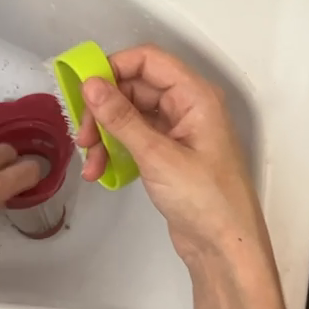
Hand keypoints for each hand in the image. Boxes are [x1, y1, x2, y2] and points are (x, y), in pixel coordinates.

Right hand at [76, 45, 268, 261]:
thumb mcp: (157, 155)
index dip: (113, 68)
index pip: (147, 61)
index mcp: (195, 96)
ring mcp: (177, 131)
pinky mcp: (168, 154)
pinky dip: (114, 150)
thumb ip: (121, 118)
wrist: (225, 247)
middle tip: (83, 136)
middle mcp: (187, 107)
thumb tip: (91, 85)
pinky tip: (100, 171)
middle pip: (134, 88)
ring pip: (130, 115)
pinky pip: (134, 138)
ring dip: (105, 134)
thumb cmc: (206, 200)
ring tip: (90, 161)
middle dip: (103, 109)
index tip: (84, 89)